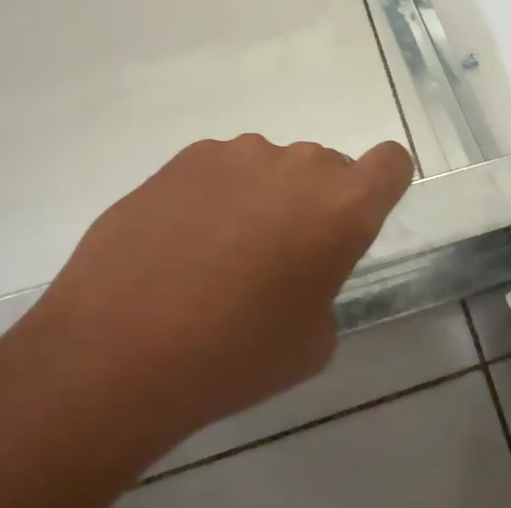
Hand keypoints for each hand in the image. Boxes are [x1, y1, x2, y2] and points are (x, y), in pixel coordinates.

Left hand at [26, 135, 414, 440]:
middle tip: (273, 262)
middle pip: (323, 169)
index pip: (391, 163)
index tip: (354, 220)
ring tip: (213, 258)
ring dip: (258, 199)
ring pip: (267, 168)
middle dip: (310, 205)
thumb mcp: (310, 342)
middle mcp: (297, 165)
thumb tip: (294, 267)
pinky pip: (219, 171)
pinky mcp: (183, 157)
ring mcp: (236, 153)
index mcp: (342, 206)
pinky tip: (176, 247)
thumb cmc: (234, 356)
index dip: (381, 185)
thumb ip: (322, 286)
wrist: (119, 346)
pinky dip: (212, 199)